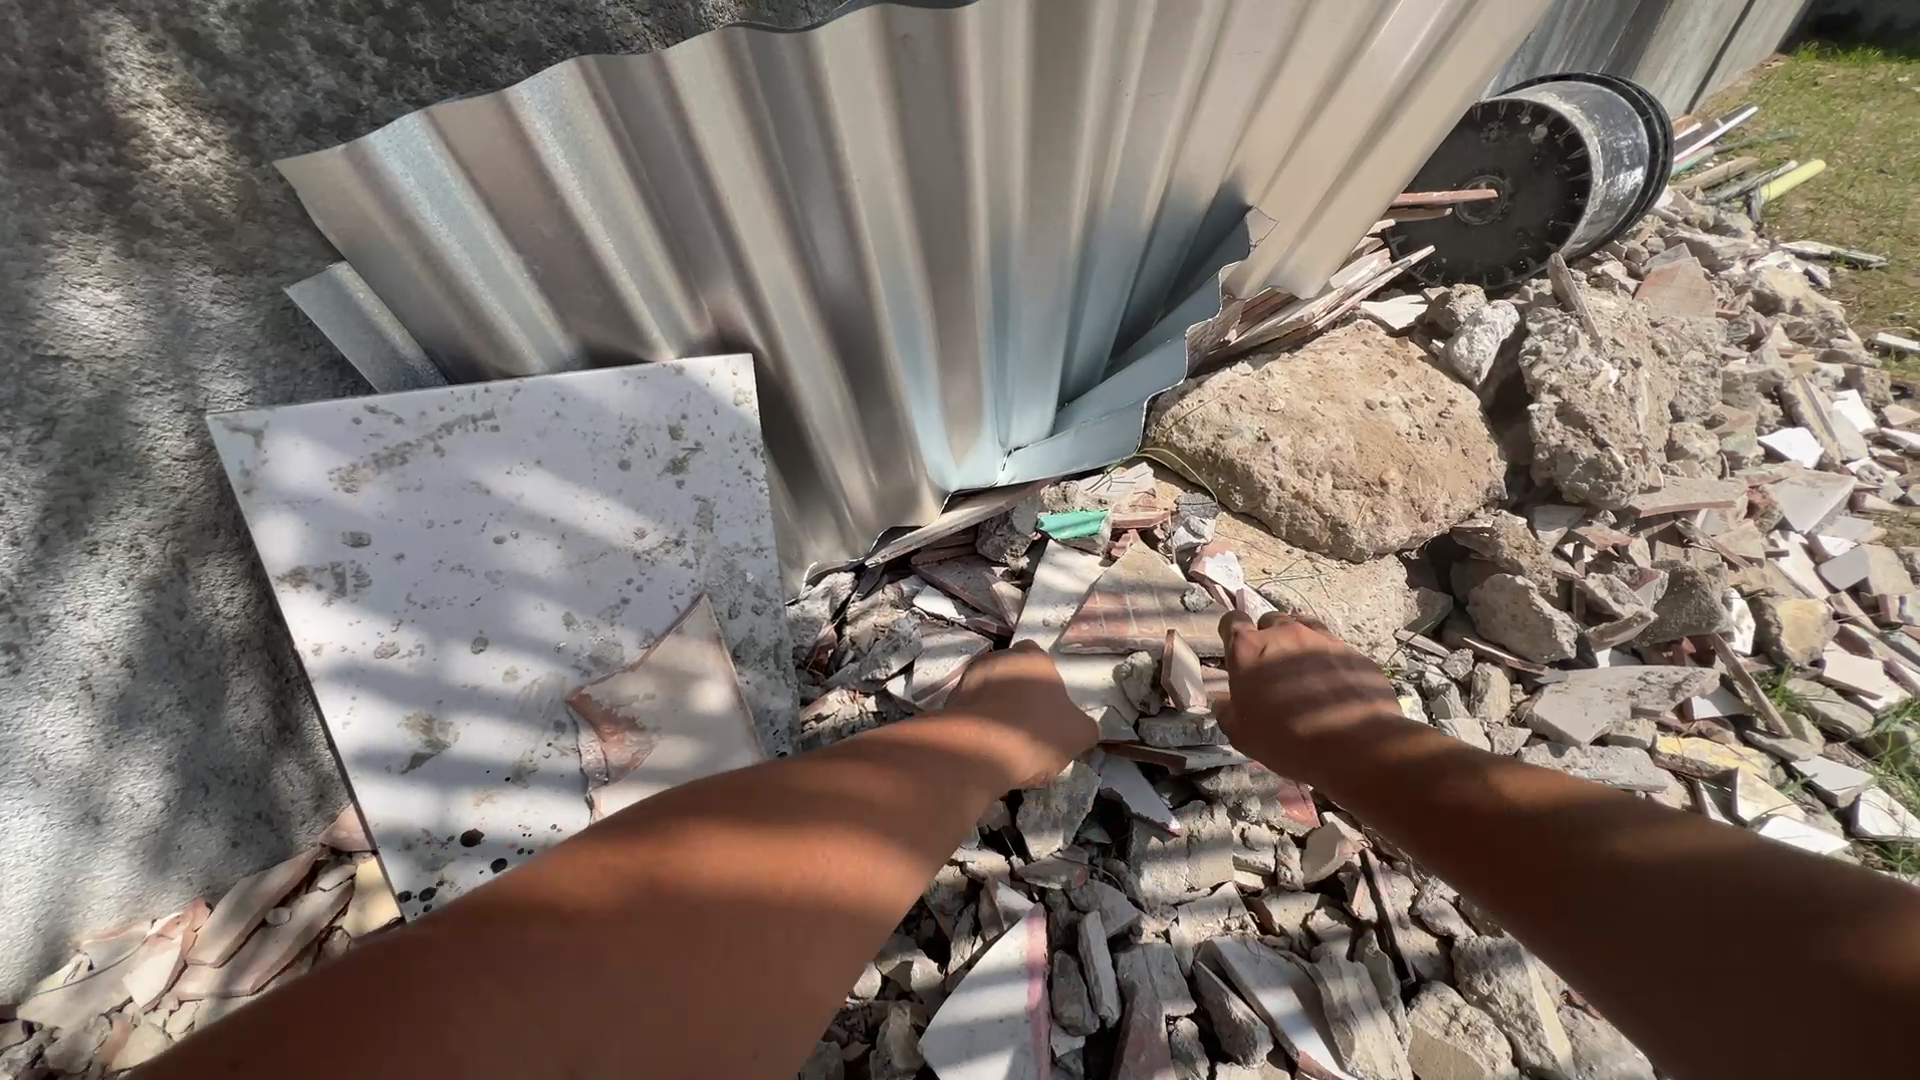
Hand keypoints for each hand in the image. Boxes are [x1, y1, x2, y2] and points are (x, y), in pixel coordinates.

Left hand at [943, 641, 1099, 788]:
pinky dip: (975, 723)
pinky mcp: (950, 701)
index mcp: (1033, 658)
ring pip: (986, 689)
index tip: (1047, 706)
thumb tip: (1081, 727)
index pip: (1037, 657)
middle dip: (1015, 692)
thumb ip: (1082, 725)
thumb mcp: (1079, 734)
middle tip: (1025, 723)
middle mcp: (999, 658)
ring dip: (993, 707)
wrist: (980, 749)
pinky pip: (968, 709)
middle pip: (1009, 671)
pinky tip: (984, 745)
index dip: (1042, 680)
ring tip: (1003, 739)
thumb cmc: (1036, 732)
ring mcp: (970, 677)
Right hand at [1215, 611, 1399, 760]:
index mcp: (1248, 649)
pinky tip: (1333, 686)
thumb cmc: (1286, 740)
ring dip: (1299, 643)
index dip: (1232, 633)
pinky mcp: (1354, 653)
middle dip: (1268, 637)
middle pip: (1270, 621)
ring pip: (1305, 627)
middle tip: (1271, 666)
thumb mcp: (1242, 734)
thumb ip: (1227, 712)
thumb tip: (1223, 703)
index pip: (1232, 620)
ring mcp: (1322, 640)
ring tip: (1303, 670)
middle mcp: (1284, 634)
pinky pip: (1336, 649)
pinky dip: (1330, 661)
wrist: (1355, 748)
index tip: (1236, 651)